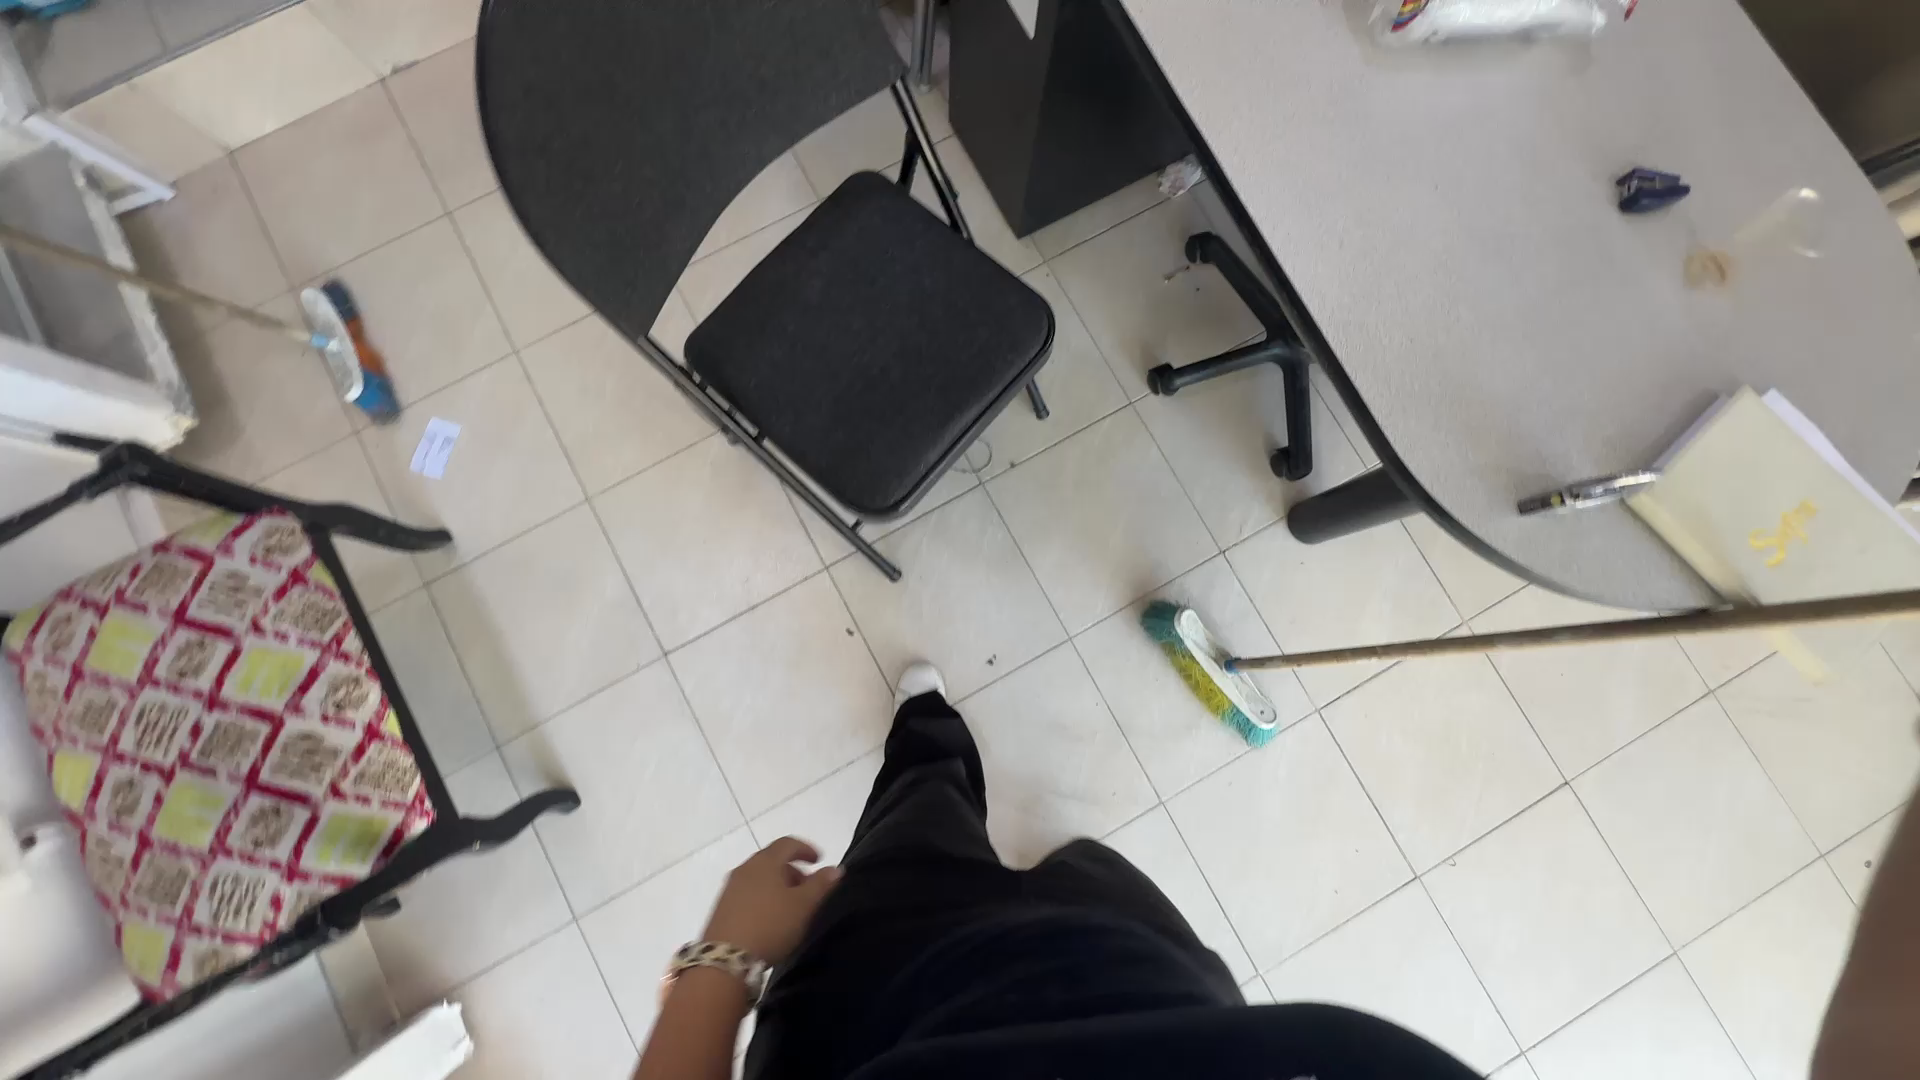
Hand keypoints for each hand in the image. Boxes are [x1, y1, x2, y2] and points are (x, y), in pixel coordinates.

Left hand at [701, 837, 842, 965]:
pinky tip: (768, 919)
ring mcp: (729, 888)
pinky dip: (762, 897)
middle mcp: (745, 868)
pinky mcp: (720, 909)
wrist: (723, 961)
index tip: (818, 861)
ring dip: (777, 886)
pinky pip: (747, 893)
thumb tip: (835, 868)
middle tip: (807, 889)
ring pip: (759, 878)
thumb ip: (821, 884)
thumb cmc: (770, 926)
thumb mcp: (803, 906)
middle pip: (772, 860)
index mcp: (766, 861)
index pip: (788, 843)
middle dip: (792, 870)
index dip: (805, 849)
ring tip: (789, 907)